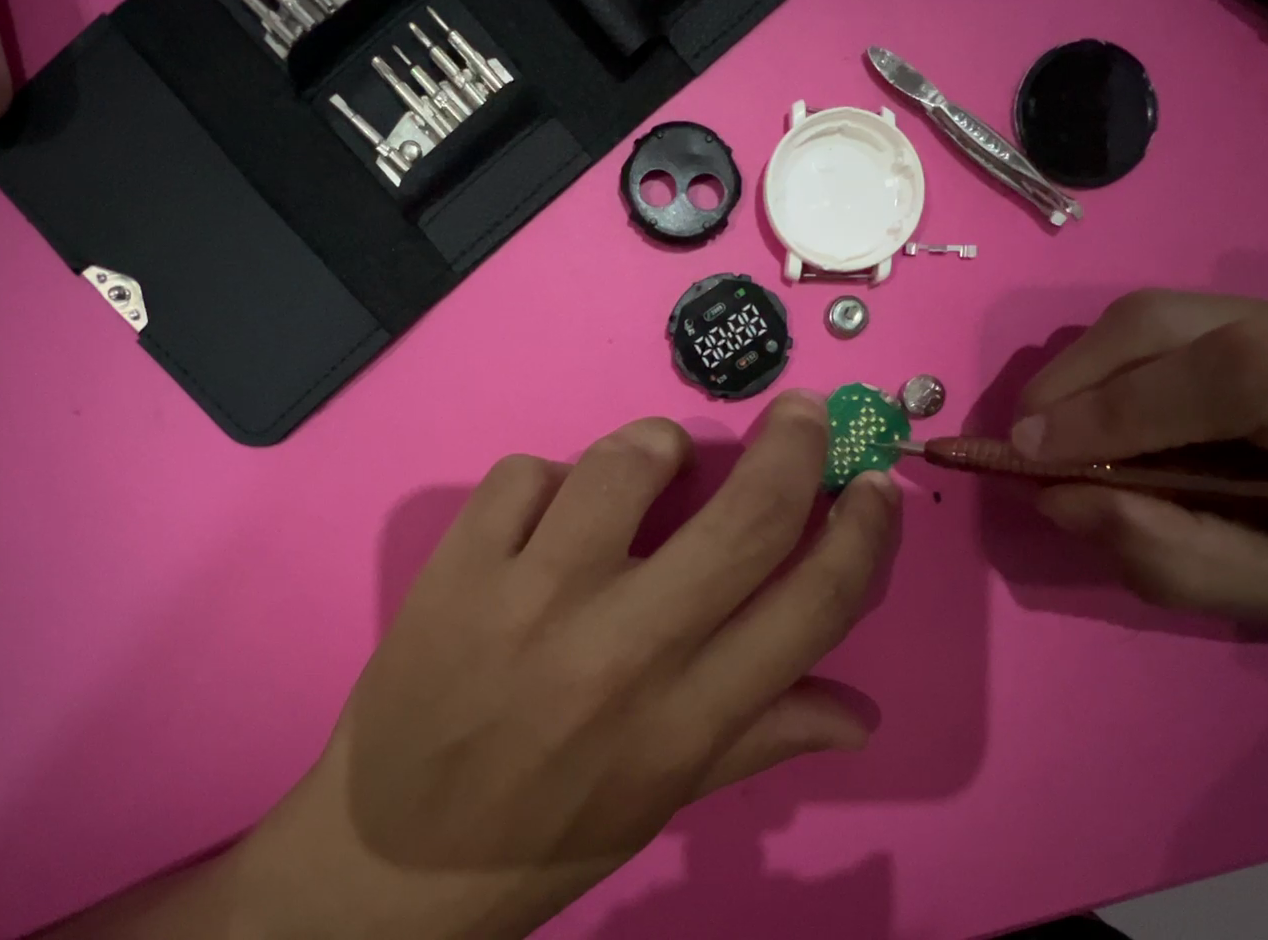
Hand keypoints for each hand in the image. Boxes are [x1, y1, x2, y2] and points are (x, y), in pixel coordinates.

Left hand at [215, 393, 897, 937]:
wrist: (392, 854)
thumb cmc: (543, 832)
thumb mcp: (663, 800)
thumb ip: (762, 737)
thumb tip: (860, 709)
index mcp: (689, 718)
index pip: (813, 605)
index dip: (863, 533)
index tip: (874, 485)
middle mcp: (624, 649)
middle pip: (745, 519)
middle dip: (792, 447)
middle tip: (802, 412)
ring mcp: (534, 598)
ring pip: (625, 465)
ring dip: (658, 445)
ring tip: (657, 460)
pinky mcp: (460, 567)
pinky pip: (525, 473)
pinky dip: (549, 479)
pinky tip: (544, 514)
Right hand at [1016, 290, 1267, 670]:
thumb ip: (1174, 557)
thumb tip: (1055, 498)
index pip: (1222, 373)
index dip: (1111, 409)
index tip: (1029, 454)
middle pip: (1171, 319)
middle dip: (1077, 376)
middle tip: (1028, 440)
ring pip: (1163, 313)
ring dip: (1088, 368)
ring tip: (1061, 429)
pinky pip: (1178, 326)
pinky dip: (1120, 366)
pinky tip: (1117, 412)